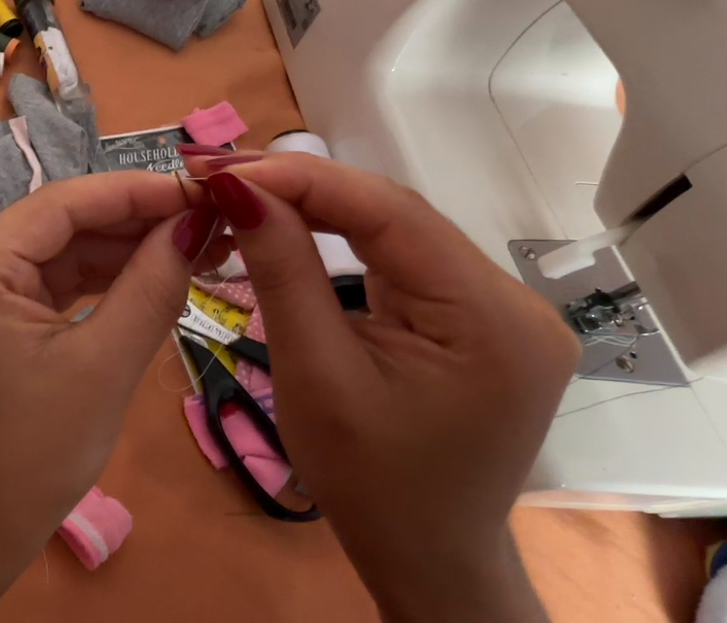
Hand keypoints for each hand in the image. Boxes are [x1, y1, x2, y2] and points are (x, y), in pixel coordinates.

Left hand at [0, 171, 225, 621]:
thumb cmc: (32, 455)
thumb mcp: (103, 367)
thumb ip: (151, 287)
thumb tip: (192, 224)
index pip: (63, 203)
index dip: (135, 191)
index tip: (201, 190)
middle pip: (62, 222)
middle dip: (136, 220)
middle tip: (211, 219)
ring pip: (61, 250)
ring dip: (124, 249)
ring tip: (197, 244)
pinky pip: (52, 281)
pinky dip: (101, 279)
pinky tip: (154, 274)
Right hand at [192, 151, 578, 622]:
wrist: (426, 559)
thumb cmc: (368, 483)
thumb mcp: (314, 373)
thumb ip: (281, 270)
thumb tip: (235, 186)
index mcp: (490, 319)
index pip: (387, 211)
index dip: (299, 177)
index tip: (218, 166)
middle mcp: (511, 299)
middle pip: (392, 212)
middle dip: (299, 185)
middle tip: (215, 172)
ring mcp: (498, 306)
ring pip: (391, 227)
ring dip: (312, 204)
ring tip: (238, 189)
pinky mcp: (473, 314)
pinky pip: (397, 255)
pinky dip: (335, 235)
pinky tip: (288, 221)